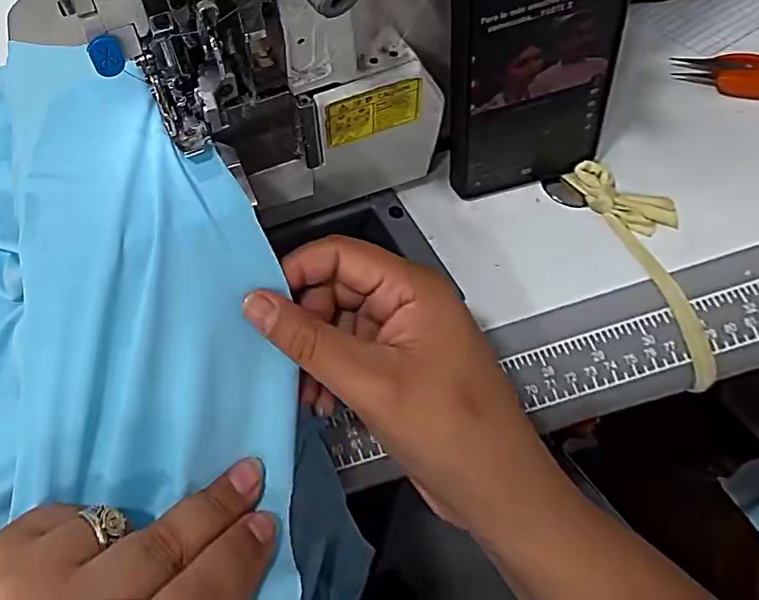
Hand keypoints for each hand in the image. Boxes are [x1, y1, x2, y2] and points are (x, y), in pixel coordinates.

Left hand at [0, 458, 276, 599]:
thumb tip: (218, 569)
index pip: (195, 599)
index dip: (235, 559)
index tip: (264, 520)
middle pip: (161, 549)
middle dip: (211, 513)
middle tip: (246, 475)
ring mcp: (32, 576)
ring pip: (112, 526)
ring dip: (133, 535)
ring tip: (132, 558)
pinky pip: (67, 515)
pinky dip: (80, 535)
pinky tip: (76, 561)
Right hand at [241, 237, 709, 599]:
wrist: (504, 502)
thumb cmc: (453, 434)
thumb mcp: (369, 382)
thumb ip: (306, 338)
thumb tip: (254, 302)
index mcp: (411, 288)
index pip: (338, 254)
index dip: (297, 270)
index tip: (261, 299)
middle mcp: (405, 302)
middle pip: (333, 288)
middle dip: (303, 321)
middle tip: (280, 353)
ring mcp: (401, 334)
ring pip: (334, 321)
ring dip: (312, 350)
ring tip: (302, 387)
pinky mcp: (396, 364)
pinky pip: (346, 349)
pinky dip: (326, 369)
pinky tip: (319, 399)